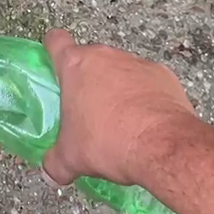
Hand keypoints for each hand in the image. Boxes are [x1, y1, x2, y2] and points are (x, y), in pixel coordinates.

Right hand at [41, 29, 201, 188]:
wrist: (164, 146)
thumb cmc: (109, 141)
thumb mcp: (72, 157)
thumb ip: (55, 162)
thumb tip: (50, 173)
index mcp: (75, 65)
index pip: (55, 40)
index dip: (54, 52)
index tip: (58, 69)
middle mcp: (103, 55)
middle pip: (90, 58)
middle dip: (89, 80)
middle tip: (91, 110)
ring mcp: (134, 62)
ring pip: (119, 68)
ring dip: (118, 87)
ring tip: (124, 120)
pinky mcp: (162, 74)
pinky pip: (148, 80)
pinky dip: (146, 95)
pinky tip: (149, 121)